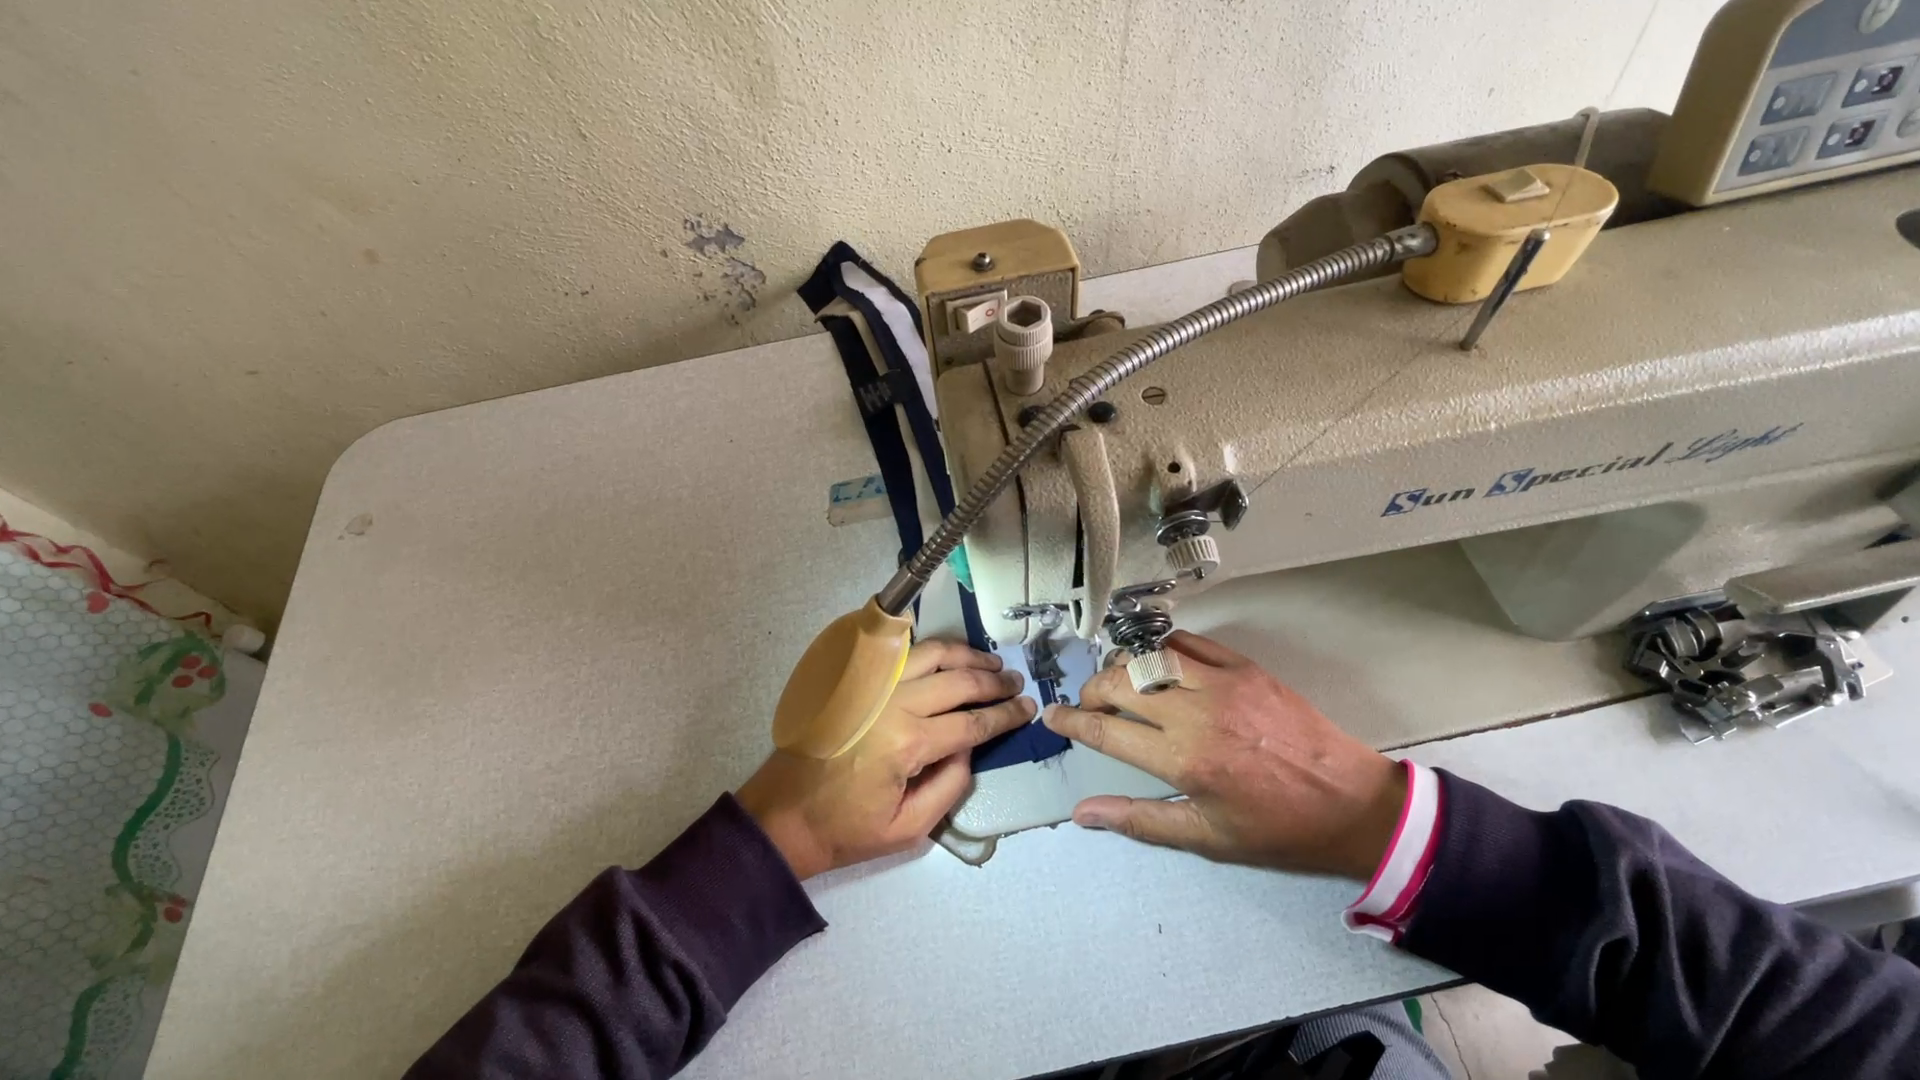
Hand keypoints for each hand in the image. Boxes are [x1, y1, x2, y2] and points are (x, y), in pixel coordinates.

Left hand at [737, 641, 1035, 879]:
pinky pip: (896, 653)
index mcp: (908, 744)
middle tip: (1015, 681)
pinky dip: (926, 647)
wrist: (783, 816)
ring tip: (989, 661)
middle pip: (957, 681)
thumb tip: (969, 749)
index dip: (1005, 714)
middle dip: (993, 680)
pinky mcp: (853, 684)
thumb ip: (949, 787)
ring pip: (929, 655)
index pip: (972, 722)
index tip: (1028, 707)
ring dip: (965, 655)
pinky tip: (943, 653)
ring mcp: (871, 688)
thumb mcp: (908, 829)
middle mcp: (892, 705)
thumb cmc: (845, 830)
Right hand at [1040, 632, 1404, 879]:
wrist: (1352, 803)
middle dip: (1092, 692)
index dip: (1072, 722)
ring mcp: (1222, 683)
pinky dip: (1162, 648)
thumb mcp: (1206, 838)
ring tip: (1121, 684)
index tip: (1052, 717)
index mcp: (1184, 761)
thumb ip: (1140, 820)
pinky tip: (1158, 664)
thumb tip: (1083, 812)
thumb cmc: (1276, 829)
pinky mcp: (1245, 667)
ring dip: (1124, 667)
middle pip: (1121, 683)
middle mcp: (1197, 714)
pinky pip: (1190, 642)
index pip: (1108, 732)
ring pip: (1150, 657)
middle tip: (1089, 707)